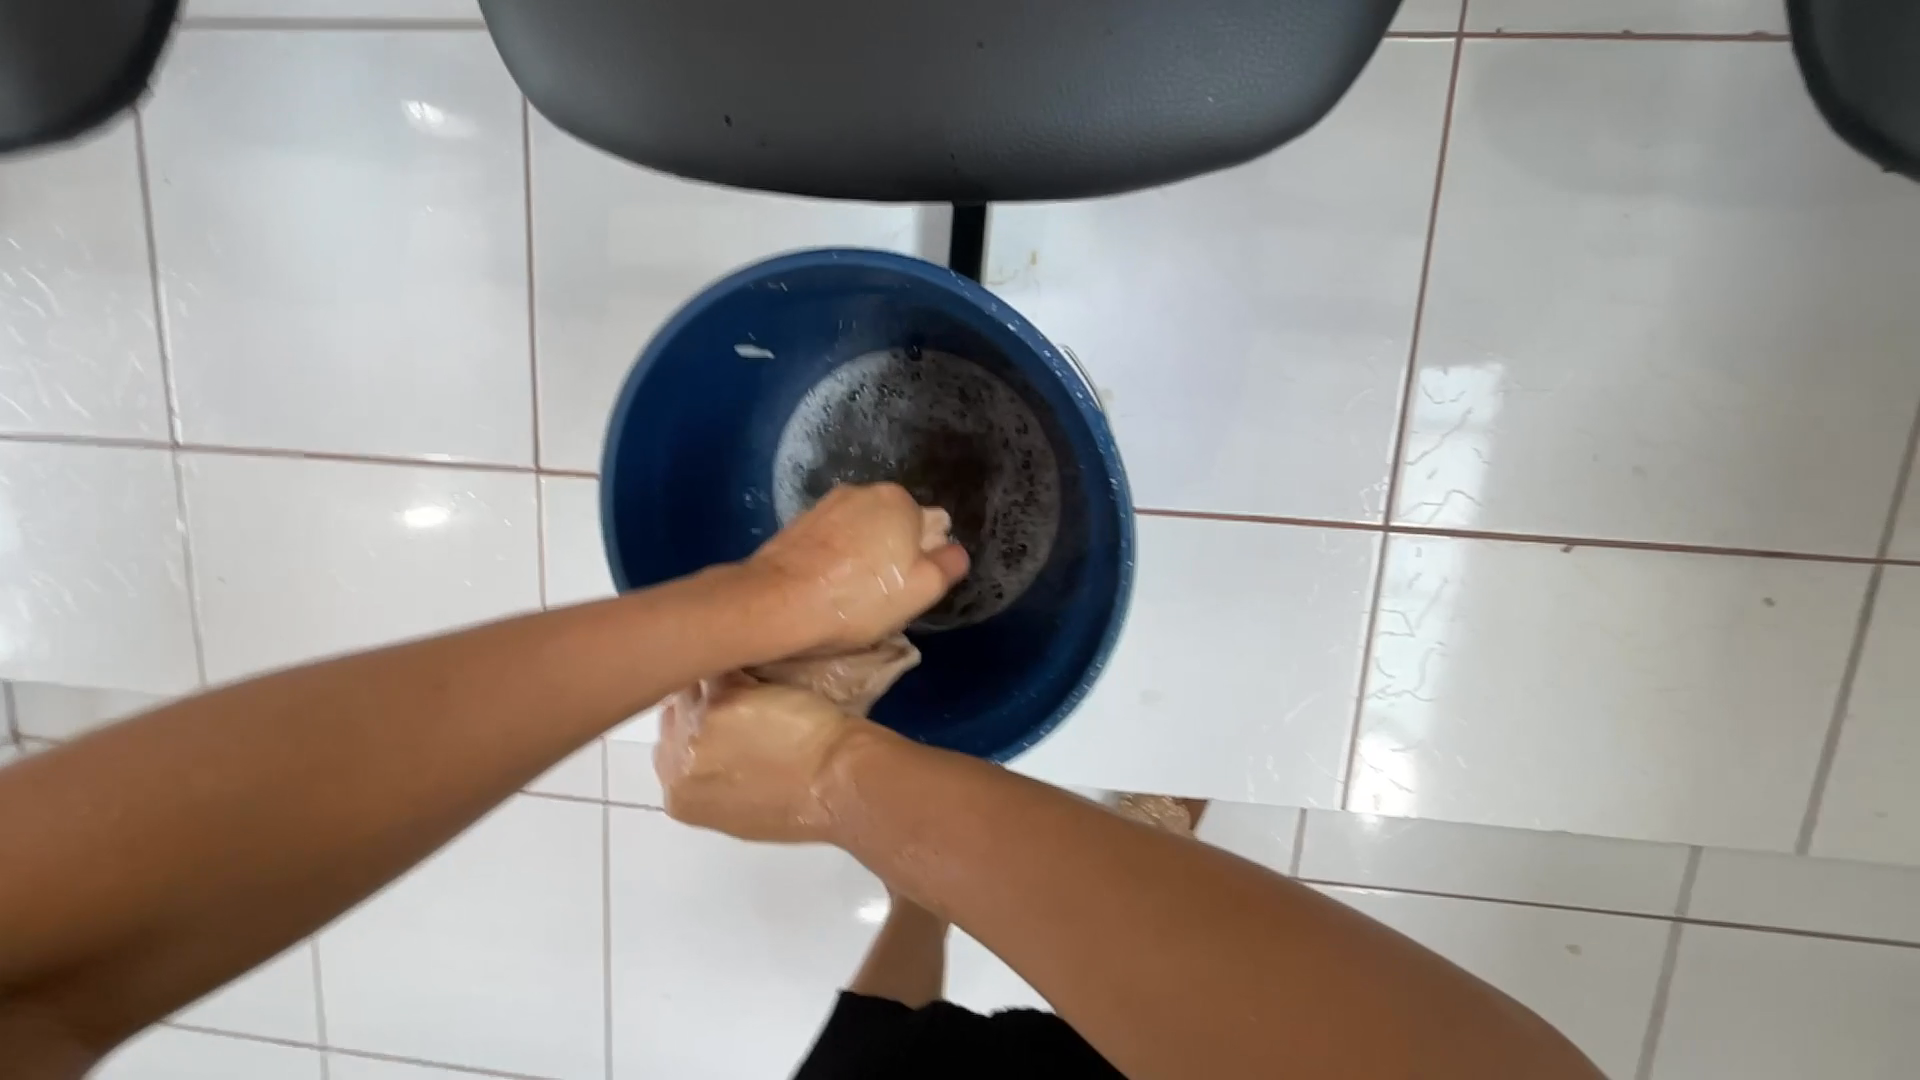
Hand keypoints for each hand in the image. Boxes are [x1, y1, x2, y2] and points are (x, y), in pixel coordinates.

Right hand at [654, 673, 874, 842]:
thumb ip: (714, 778)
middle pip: (677, 712)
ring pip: (698, 683)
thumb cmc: (805, 805)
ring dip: (724, 678)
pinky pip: (726, 665)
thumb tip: (714, 748)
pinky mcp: (723, 695)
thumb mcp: (741, 807)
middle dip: (704, 699)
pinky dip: (747, 660)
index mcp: (679, 795)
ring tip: (756, 677)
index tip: (722, 714)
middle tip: (739, 692)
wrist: (838, 785)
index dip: (698, 723)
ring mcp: (695, 726)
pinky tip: (767, 660)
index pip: (669, 744)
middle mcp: (676, 762)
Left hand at [749, 483, 969, 651]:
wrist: (778, 603)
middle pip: (892, 528)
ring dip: (860, 558)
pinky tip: (823, 587)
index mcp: (899, 500)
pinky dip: (832, 560)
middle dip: (890, 556)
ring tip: (847, 595)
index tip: (903, 590)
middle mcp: (863, 492)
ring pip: (859, 534)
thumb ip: (947, 565)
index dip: (920, 563)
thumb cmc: (859, 598)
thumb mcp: (921, 590)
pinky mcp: (797, 523)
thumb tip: (954, 552)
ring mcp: (825, 505)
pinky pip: (830, 541)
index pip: (927, 530)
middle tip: (878, 596)